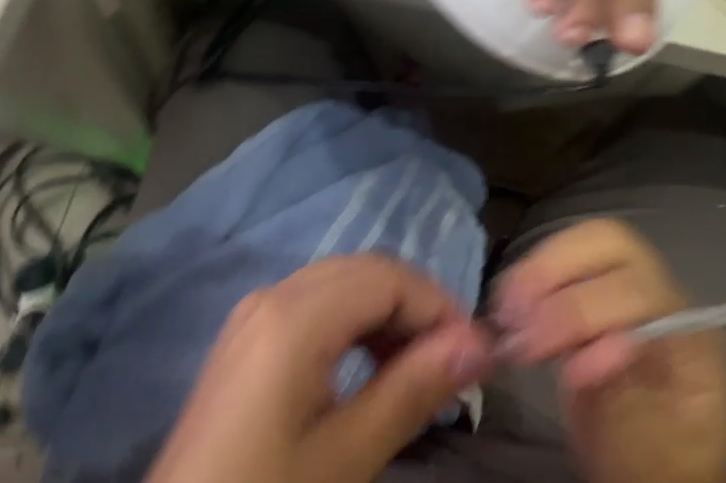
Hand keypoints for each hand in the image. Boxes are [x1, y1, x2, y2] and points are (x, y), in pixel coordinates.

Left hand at [147, 255, 494, 482]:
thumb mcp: (346, 455)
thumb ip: (412, 391)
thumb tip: (478, 344)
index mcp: (293, 316)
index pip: (388, 276)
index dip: (440, 307)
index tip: (476, 358)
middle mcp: (272, 294)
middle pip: (364, 270)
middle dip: (416, 308)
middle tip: (453, 367)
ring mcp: (254, 312)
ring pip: (341, 284)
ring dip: (388, 315)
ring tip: (418, 373)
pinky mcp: (247, 335)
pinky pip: (315, 304)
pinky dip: (354, 324)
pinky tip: (371, 370)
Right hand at [493, 219, 725, 482]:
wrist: (654, 465)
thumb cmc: (658, 461)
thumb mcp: (648, 444)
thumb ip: (621, 395)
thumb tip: (579, 358)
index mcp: (689, 331)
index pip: (641, 293)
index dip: (591, 317)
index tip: (557, 365)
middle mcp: (659, 292)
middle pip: (608, 244)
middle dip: (554, 272)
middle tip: (514, 315)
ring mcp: (624, 283)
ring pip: (578, 244)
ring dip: (533, 274)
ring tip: (504, 315)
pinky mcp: (590, 288)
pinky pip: (558, 264)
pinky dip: (526, 280)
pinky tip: (506, 310)